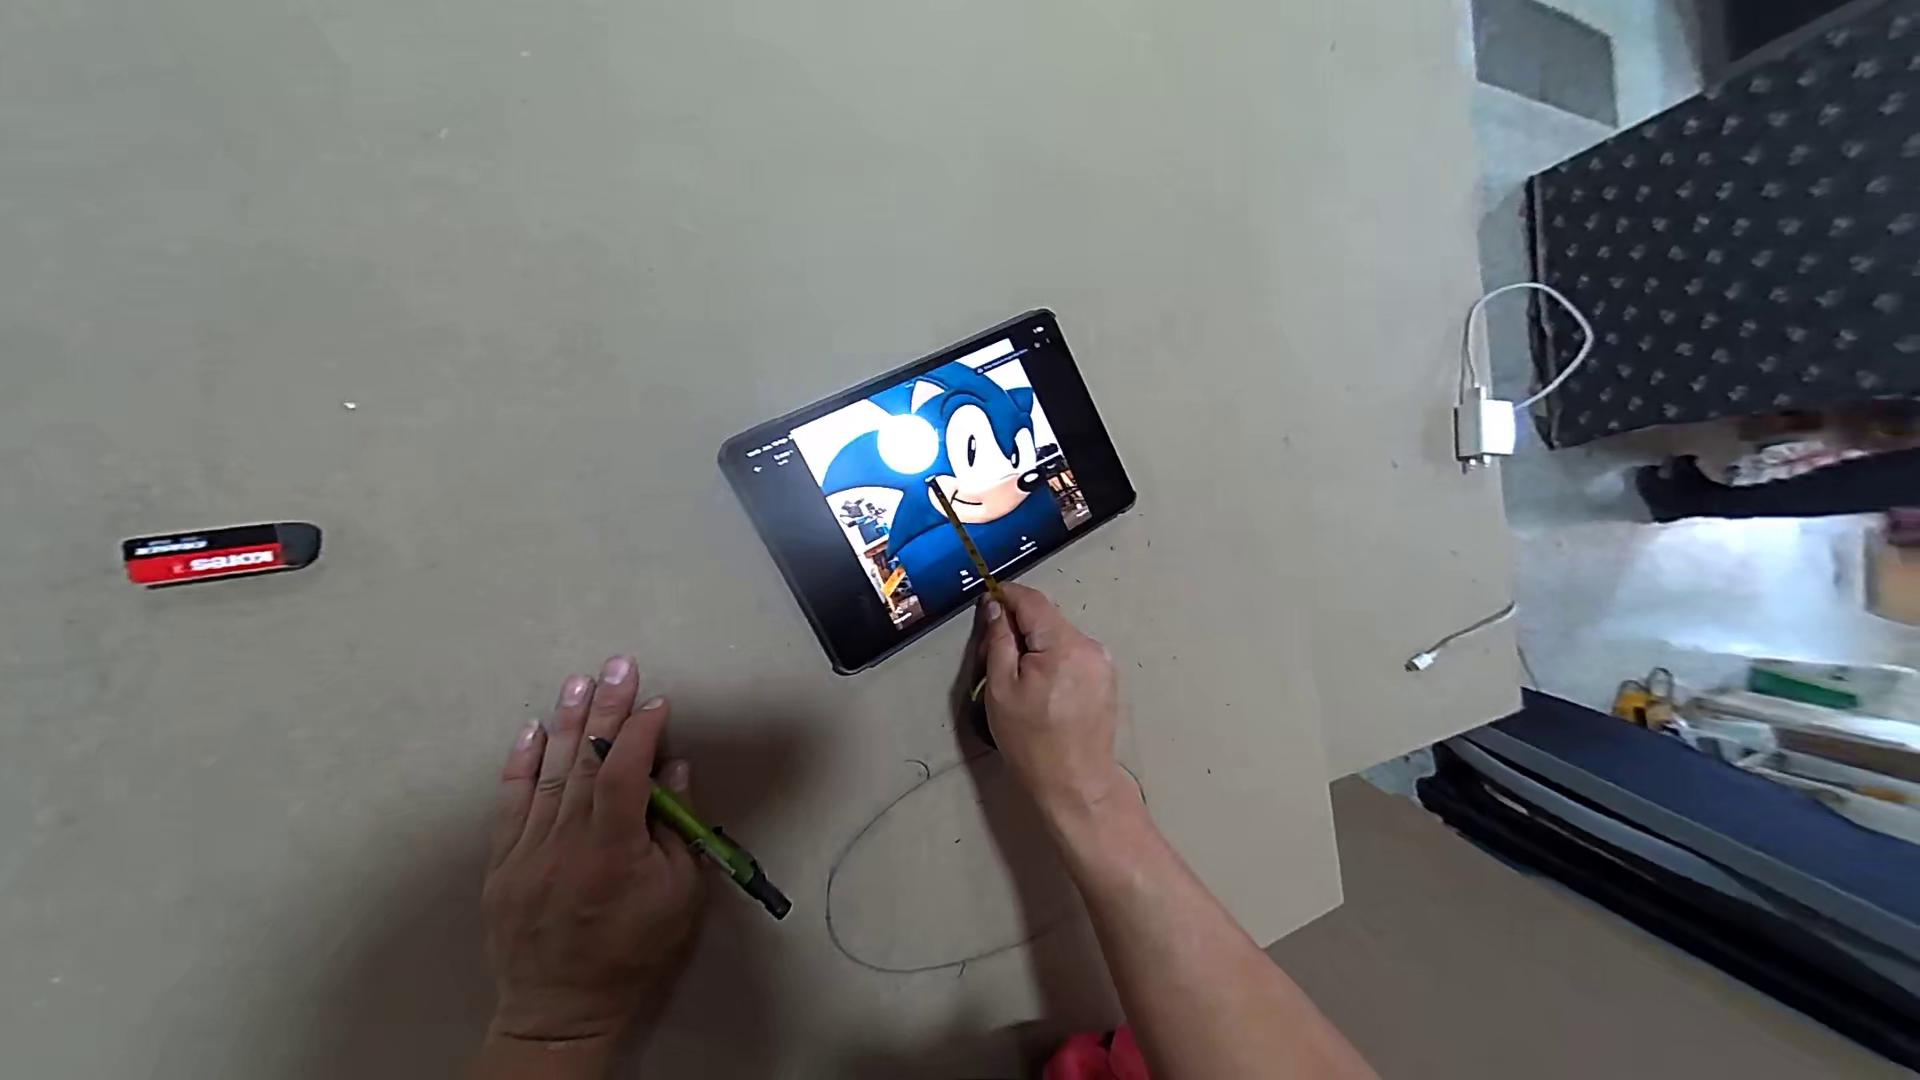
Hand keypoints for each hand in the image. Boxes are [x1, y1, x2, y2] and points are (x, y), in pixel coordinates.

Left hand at [481, 656, 704, 1045]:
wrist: (560, 1010)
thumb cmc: (636, 949)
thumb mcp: (681, 892)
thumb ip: (677, 827)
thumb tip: (672, 768)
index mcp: (613, 855)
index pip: (624, 777)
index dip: (641, 734)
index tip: (658, 703)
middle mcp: (564, 846)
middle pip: (585, 765)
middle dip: (606, 710)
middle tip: (617, 666)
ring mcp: (526, 854)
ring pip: (547, 776)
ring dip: (566, 724)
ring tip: (579, 682)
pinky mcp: (502, 865)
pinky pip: (509, 806)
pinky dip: (519, 765)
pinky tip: (530, 730)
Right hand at [978, 584, 1127, 822]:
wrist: (1076, 785)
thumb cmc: (1033, 743)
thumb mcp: (1001, 689)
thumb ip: (998, 640)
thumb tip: (996, 607)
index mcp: (1064, 646)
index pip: (1033, 601)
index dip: (1007, 594)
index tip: (988, 599)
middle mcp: (1090, 646)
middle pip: (1047, 617)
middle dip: (1019, 624)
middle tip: (993, 648)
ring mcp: (1102, 662)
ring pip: (1059, 634)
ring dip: (1035, 641)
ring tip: (1016, 674)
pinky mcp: (1106, 676)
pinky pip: (1073, 651)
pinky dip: (1052, 655)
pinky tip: (1039, 683)